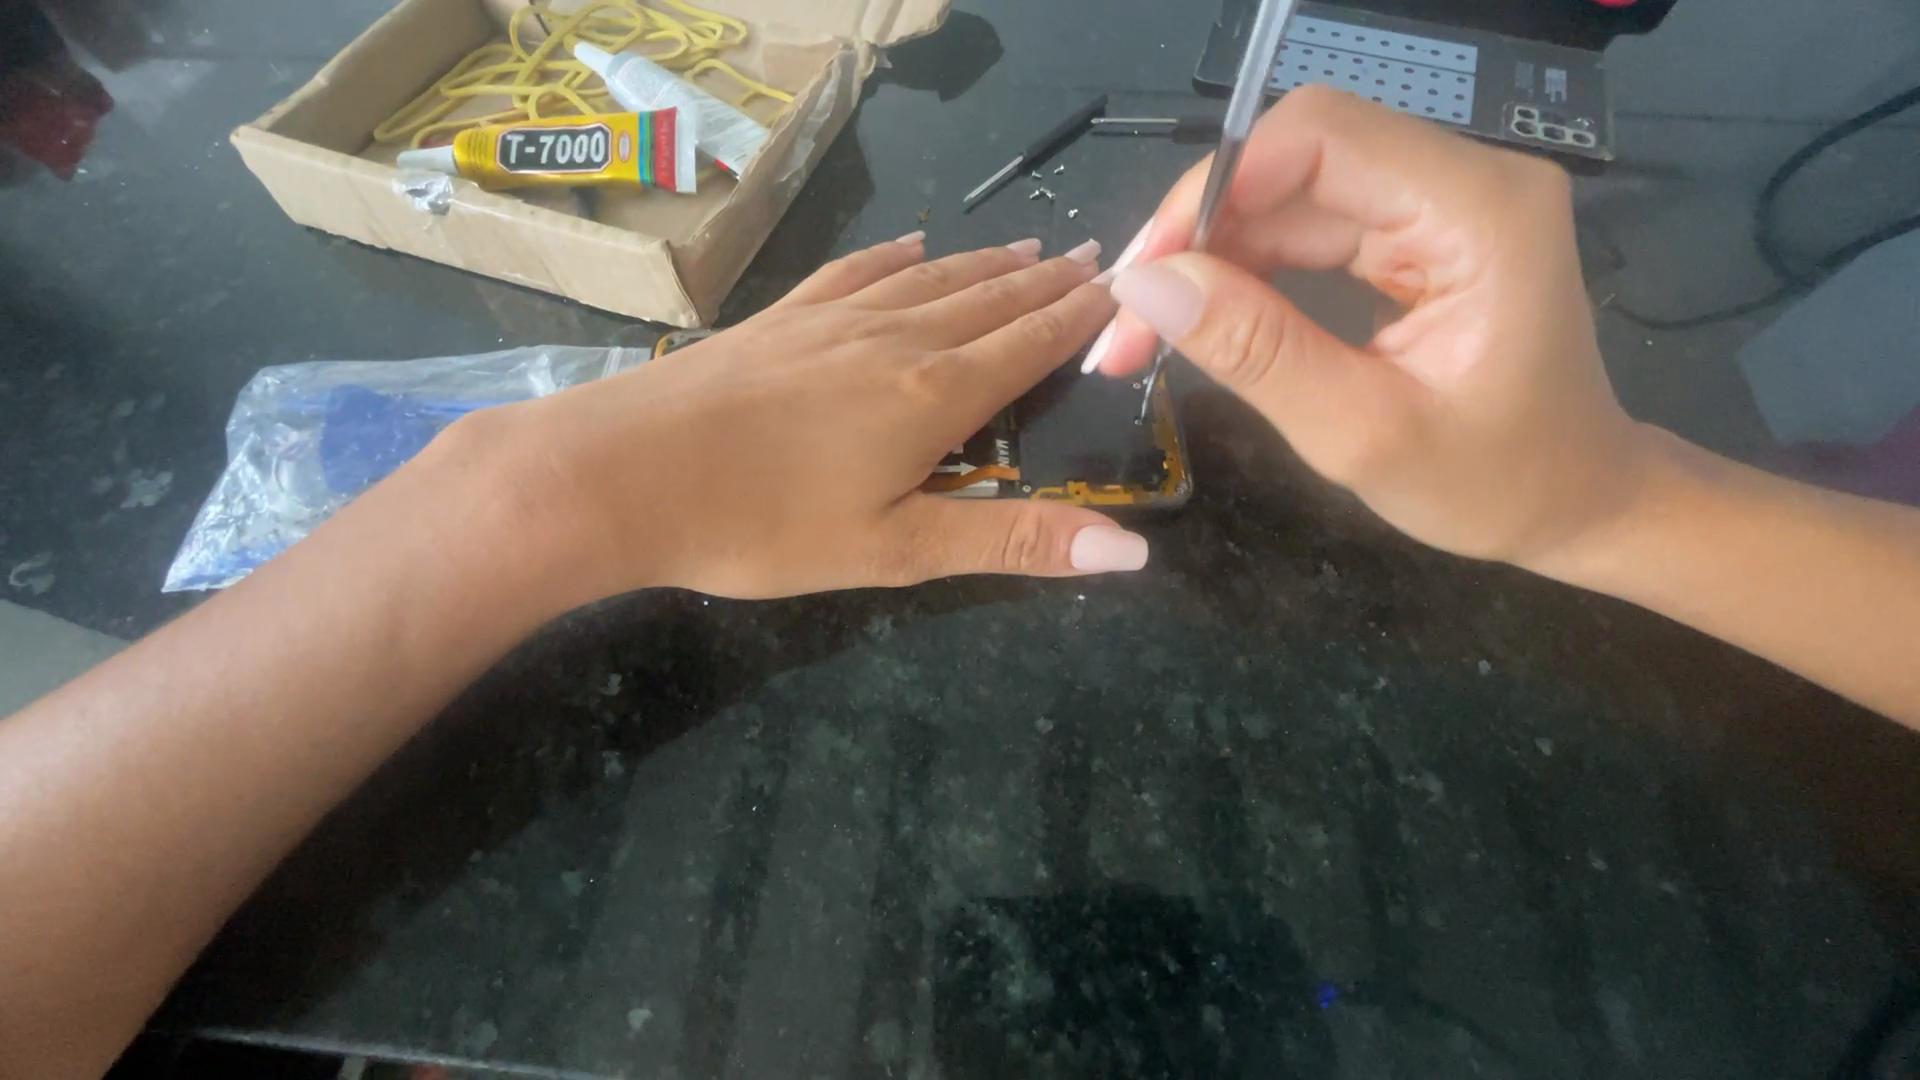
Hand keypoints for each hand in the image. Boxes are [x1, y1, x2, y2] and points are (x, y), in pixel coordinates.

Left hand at [474, 234, 1148, 600]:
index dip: (1080, 318)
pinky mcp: (781, 317)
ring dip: (987, 264)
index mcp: (934, 395)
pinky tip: (911, 245)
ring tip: (1029, 247)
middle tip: (1094, 259)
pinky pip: (856, 271)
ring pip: (931, 278)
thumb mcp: (898, 552)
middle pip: (988, 299)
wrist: (620, 475)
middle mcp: (895, 339)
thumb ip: (1012, 543)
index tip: (1122, 288)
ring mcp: (832, 319)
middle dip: (1047, 282)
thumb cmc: (764, 527)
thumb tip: (1131, 553)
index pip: (1029, 343)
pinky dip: (898, 256)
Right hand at [1082, 85, 1655, 569]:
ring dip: (1203, 262)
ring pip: (1281, 200)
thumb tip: (1148, 288)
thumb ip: (1257, 354)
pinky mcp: (1405, 242)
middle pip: (1290, 165)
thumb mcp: (1361, 434)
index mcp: (1476, 212)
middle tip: (1125, 324)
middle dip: (1193, 238)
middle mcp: (1456, 184)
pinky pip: (1298, 235)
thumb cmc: (1490, 484)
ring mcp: (1430, 209)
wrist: (1568, 502)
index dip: (1212, 192)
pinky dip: (1235, 277)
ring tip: (1143, 334)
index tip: (1144, 277)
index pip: (1318, 139)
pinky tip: (1196, 321)